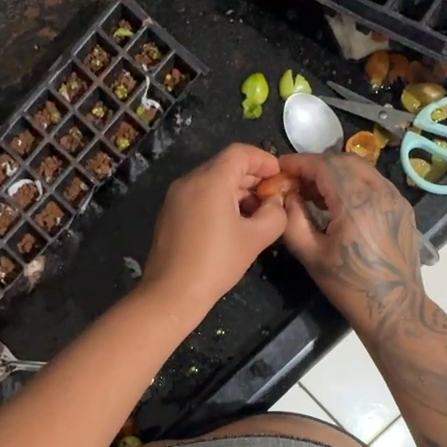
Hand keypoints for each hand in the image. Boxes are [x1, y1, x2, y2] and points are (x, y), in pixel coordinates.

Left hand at [142, 144, 288, 309]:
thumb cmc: (216, 263)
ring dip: (235, 192)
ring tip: (254, 214)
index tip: (278, 176)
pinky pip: (197, 197)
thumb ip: (274, 214)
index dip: (263, 160)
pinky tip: (230, 225)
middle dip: (250, 178)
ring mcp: (175, 198)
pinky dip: (217, 202)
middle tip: (270, 197)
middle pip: (224, 166)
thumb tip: (274, 203)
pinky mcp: (168, 215)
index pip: (240, 152)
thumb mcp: (255, 238)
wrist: (172, 294)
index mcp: (210, 180)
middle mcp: (189, 181)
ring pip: (210, 182)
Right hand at [276, 152, 425, 325]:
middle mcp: (379, 191)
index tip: (280, 167)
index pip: (324, 166)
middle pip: (343, 161)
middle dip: (316, 166)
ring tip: (314, 192)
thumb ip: (292, 220)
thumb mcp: (311, 255)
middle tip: (295, 182)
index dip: (299, 163)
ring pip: (360, 169)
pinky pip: (373, 182)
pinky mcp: (402, 207)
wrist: (393, 306)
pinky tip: (338, 203)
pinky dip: (352, 182)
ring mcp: (395, 197)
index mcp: (354, 202)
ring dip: (334, 173)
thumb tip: (286, 197)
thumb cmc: (348, 285)